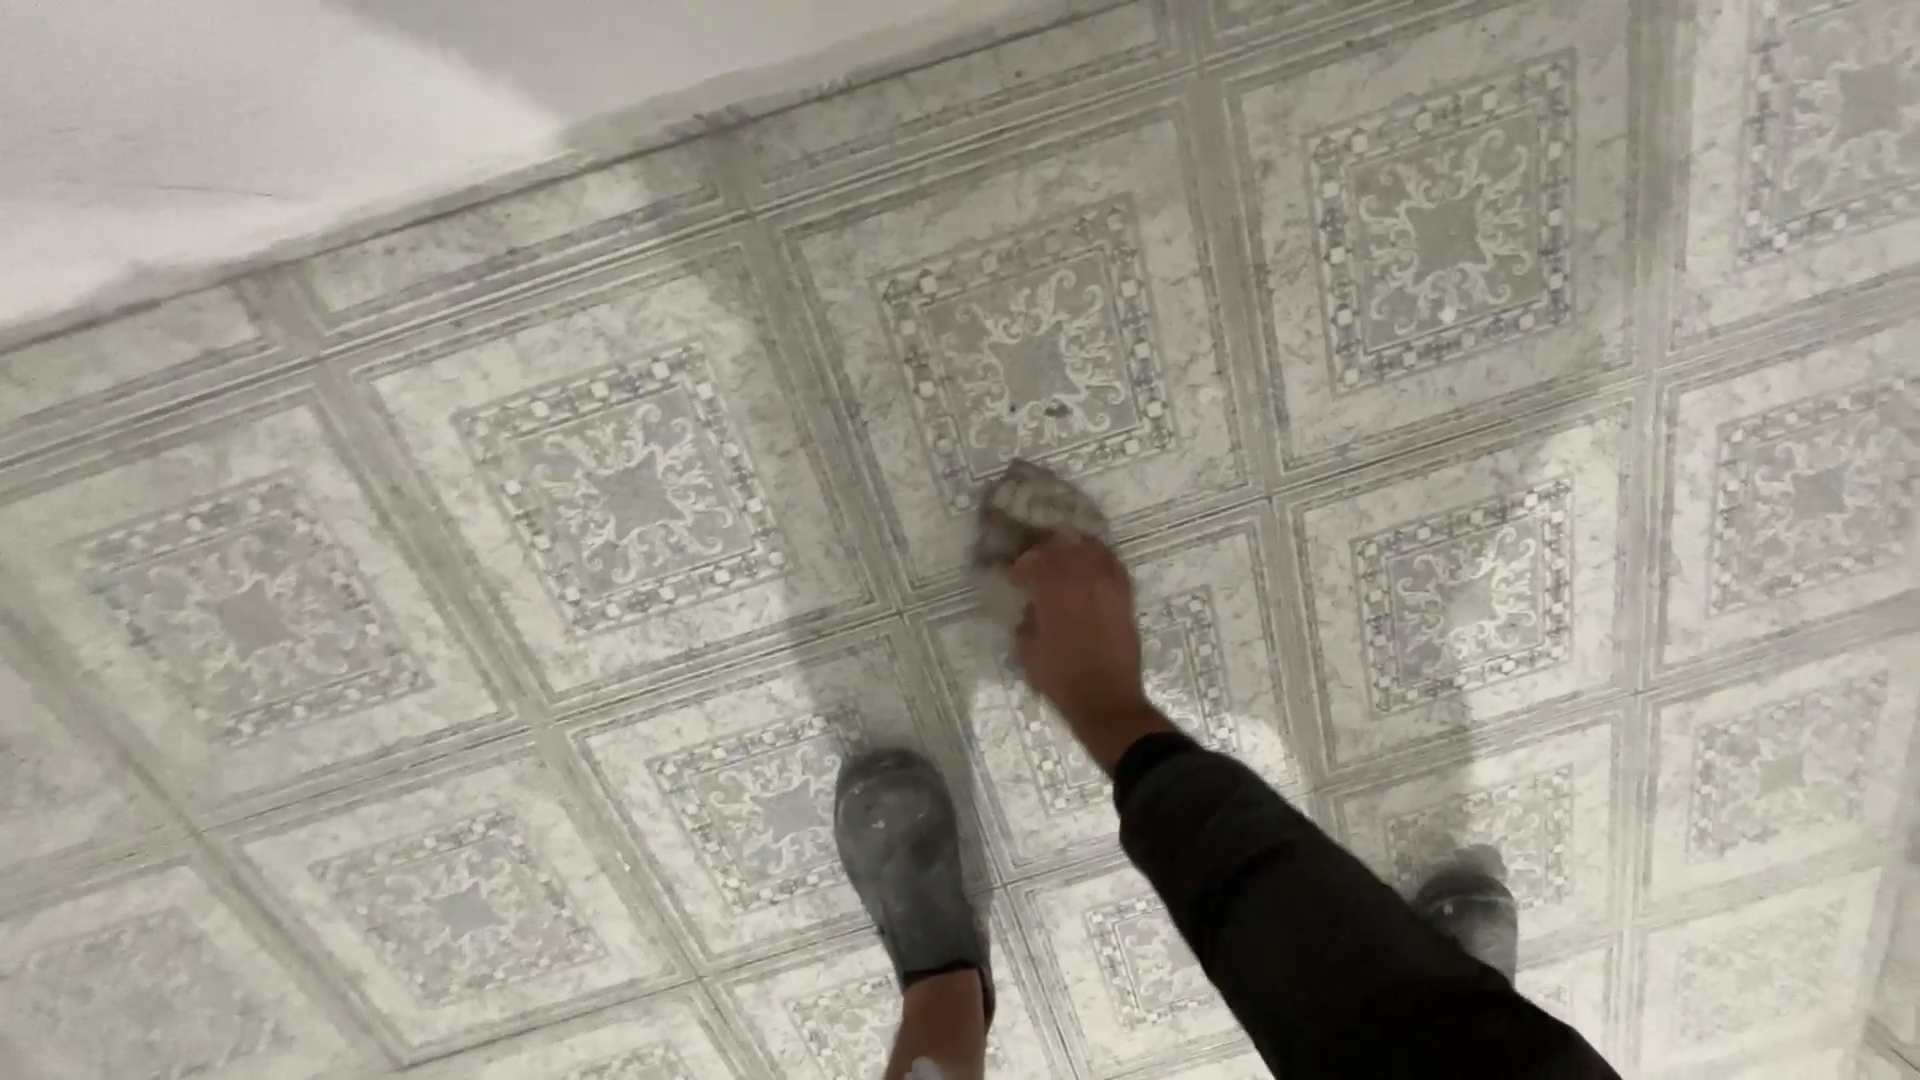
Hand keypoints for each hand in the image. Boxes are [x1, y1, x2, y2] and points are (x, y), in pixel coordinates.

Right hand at [1010, 537, 1169, 769]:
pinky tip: (1094, 569)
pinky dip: (1103, 561)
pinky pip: (1116, 568)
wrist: (1106, 701)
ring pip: (1093, 551)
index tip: (1017, 578)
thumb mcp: (1029, 652)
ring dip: (1076, 551)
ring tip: (1067, 561)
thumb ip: (1027, 622)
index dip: (1024, 564)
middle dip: (1049, 551)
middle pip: (1066, 548)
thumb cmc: (1061, 680)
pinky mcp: (1125, 601)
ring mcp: (1108, 589)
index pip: (1037, 560)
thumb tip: (1032, 609)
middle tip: (1040, 564)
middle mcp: (1083, 584)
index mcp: (1054, 596)